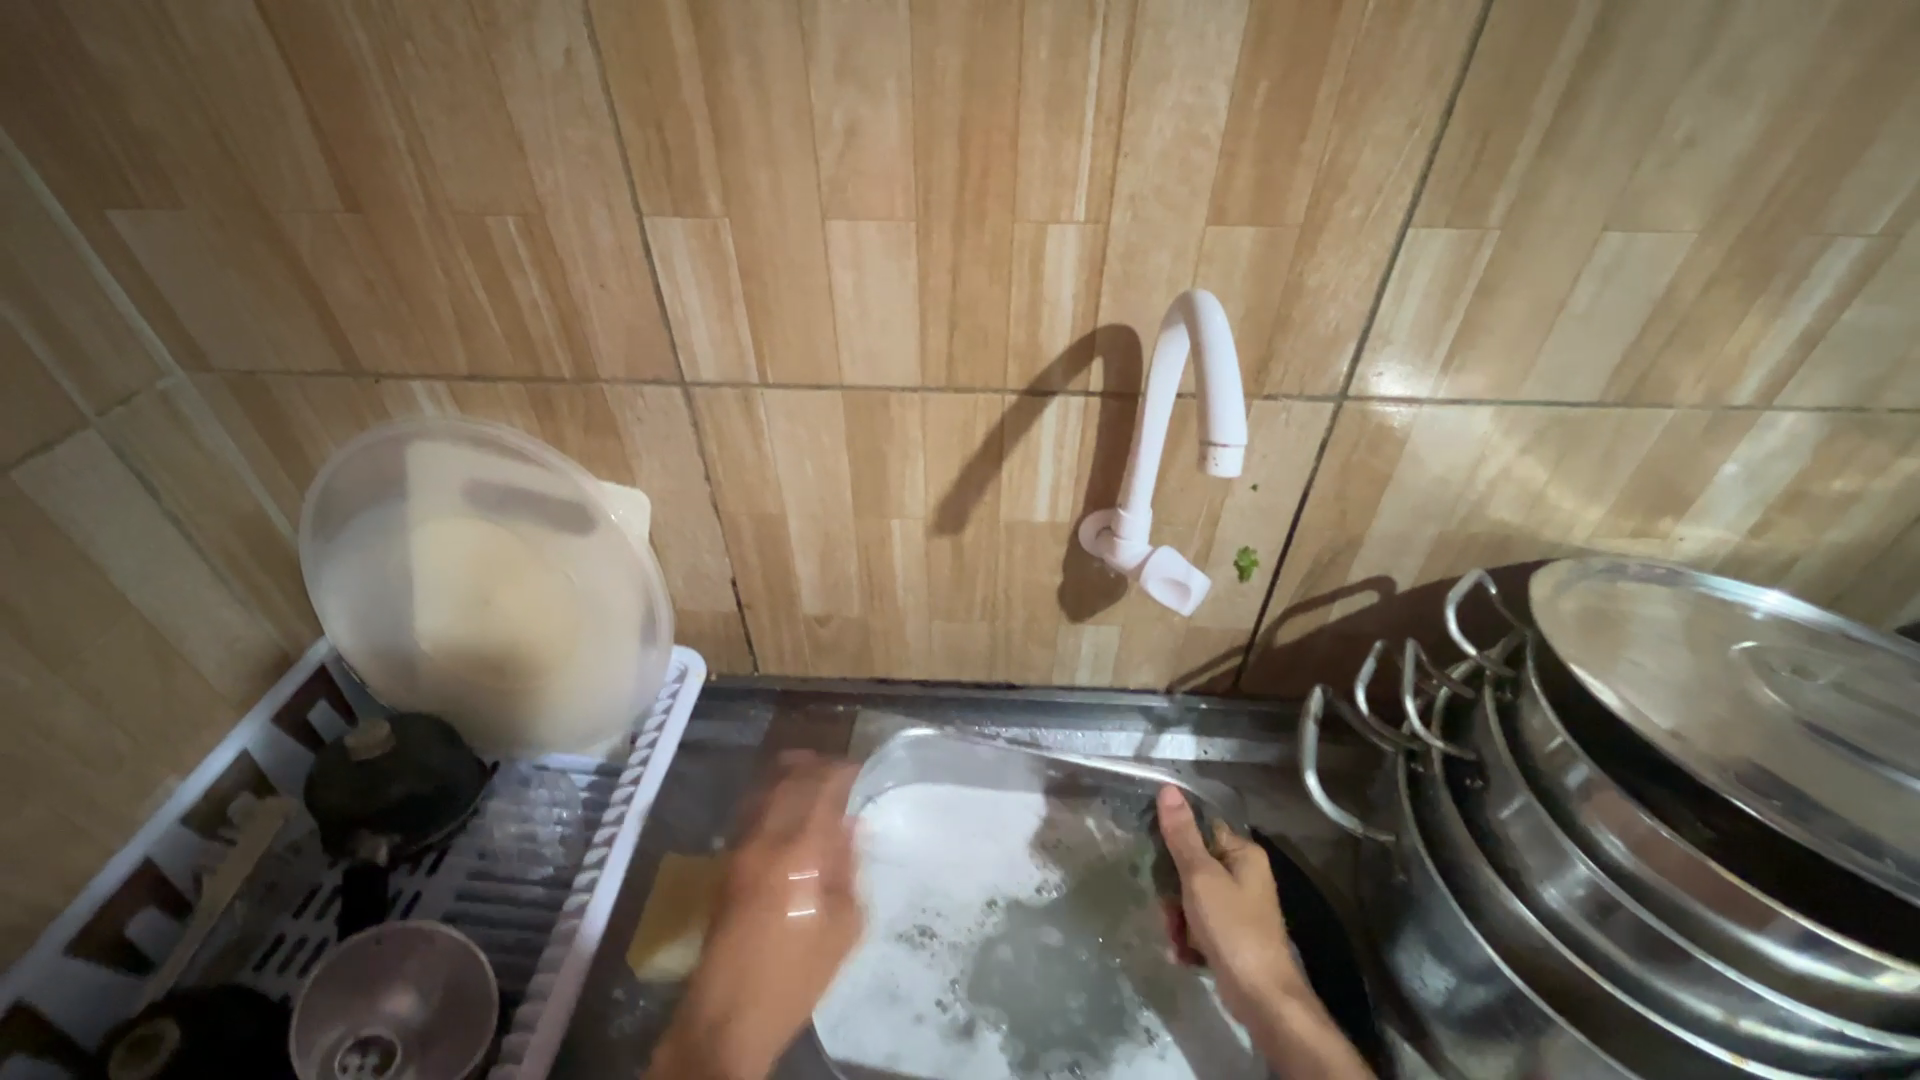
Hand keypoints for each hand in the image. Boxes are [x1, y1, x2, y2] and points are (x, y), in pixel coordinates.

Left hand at [651, 752, 862, 1079]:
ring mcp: (739, 849)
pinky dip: (773, 797)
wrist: (729, 1014)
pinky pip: (752, 811)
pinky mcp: (726, 864)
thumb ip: (848, 866)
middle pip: (788, 779)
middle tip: (841, 769)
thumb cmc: (797, 975)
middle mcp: (764, 839)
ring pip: (764, 790)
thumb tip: (851, 826)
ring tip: (817, 778)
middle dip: (817, 766)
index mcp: (799, 852)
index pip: (821, 788)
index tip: (861, 769)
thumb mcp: (844, 925)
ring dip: (791, 777)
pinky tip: (790, 807)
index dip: (843, 771)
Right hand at [1155, 785, 1299, 1021]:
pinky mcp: (1231, 932)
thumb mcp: (1200, 877)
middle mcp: (1244, 874)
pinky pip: (1199, 922)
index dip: (1175, 843)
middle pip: (1191, 865)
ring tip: (1176, 936)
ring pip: (1191, 896)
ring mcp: (1239, 905)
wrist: (1261, 996)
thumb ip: (1182, 835)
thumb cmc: (1232, 928)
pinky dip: (1187, 935)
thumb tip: (1169, 789)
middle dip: (1172, 891)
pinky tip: (1183, 952)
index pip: (1200, 829)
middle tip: (1169, 909)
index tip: (1155, 859)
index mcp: (1243, 853)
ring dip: (1177, 917)